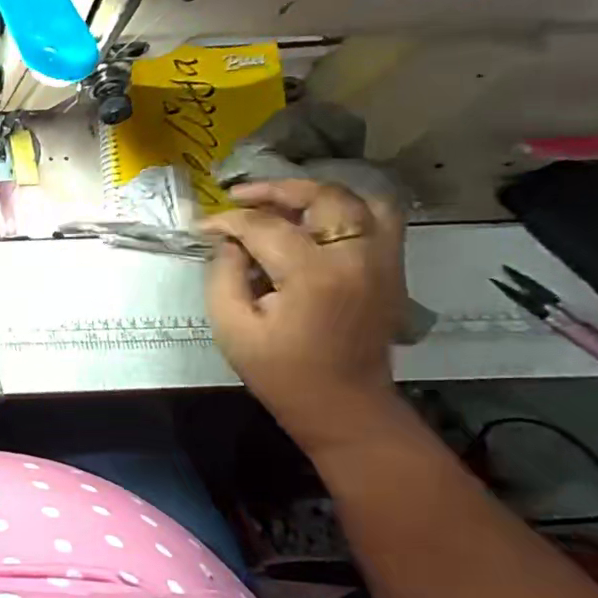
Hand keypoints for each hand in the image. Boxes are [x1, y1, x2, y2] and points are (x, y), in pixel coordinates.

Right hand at [198, 179, 407, 440]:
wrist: (344, 408)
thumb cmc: (281, 373)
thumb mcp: (231, 327)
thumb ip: (222, 274)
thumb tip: (228, 242)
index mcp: (314, 274)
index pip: (263, 225)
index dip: (227, 220)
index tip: (204, 226)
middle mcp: (357, 257)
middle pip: (320, 195)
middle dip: (275, 190)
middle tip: (241, 198)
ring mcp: (383, 261)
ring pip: (357, 199)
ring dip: (316, 194)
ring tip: (284, 205)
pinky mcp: (392, 270)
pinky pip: (378, 220)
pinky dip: (347, 210)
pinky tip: (317, 223)